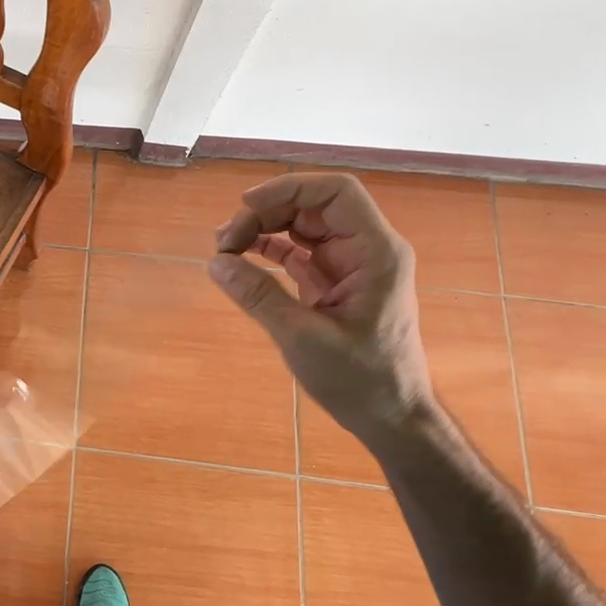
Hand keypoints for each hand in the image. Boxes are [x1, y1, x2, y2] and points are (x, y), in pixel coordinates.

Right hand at [208, 173, 433, 439]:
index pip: (336, 193)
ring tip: (225, 248)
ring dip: (263, 229)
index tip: (244, 206)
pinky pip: (299, 251)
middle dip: (266, 213)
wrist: (390, 416)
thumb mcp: (303, 339)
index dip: (289, 189)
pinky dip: (269, 249)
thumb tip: (216, 263)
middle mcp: (366, 249)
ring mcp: (351, 266)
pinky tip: (240, 257)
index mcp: (375, 253)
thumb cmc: (359, 380)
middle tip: (225, 241)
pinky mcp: (334, 283)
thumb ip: (259, 296)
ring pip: (303, 226)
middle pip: (313, 206)